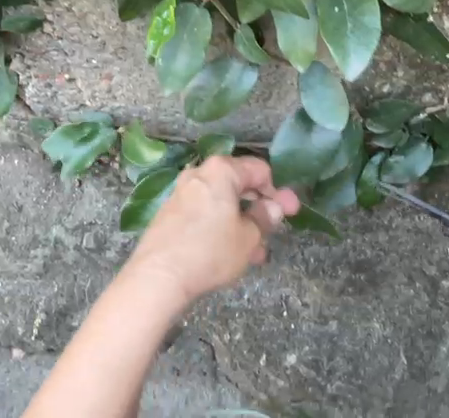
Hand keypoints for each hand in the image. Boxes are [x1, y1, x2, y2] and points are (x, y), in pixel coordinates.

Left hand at [122, 156, 301, 306]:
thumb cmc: (210, 251)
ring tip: (254, 252)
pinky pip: (204, 214)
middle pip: (238, 185)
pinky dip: (220, 227)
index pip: (259, 170)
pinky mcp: (169, 214)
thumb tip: (272, 208)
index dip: (278, 192)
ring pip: (221, 203)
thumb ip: (264, 219)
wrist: (158, 277)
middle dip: (258, 209)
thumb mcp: (248, 237)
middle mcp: (199, 174)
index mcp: (221, 170)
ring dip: (241, 223)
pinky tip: (229, 253)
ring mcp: (181, 193)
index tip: (290, 213)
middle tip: (273, 230)